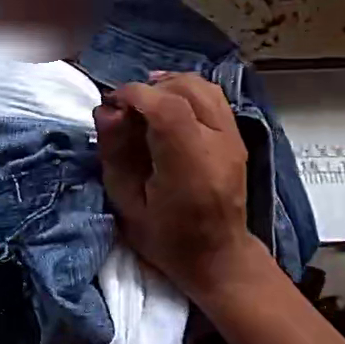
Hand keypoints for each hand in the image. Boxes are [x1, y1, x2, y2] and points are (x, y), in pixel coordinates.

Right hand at [94, 72, 278, 304]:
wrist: (217, 256)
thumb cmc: (165, 238)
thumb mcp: (126, 203)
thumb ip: (115, 153)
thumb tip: (107, 110)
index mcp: (189, 166)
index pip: (166, 107)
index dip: (134, 95)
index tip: (111, 104)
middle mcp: (218, 145)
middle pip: (185, 89)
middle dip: (148, 89)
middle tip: (125, 109)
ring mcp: (233, 138)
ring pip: (202, 87)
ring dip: (168, 87)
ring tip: (144, 104)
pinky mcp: (237, 137)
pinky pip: (212, 98)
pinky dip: (185, 93)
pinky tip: (166, 106)